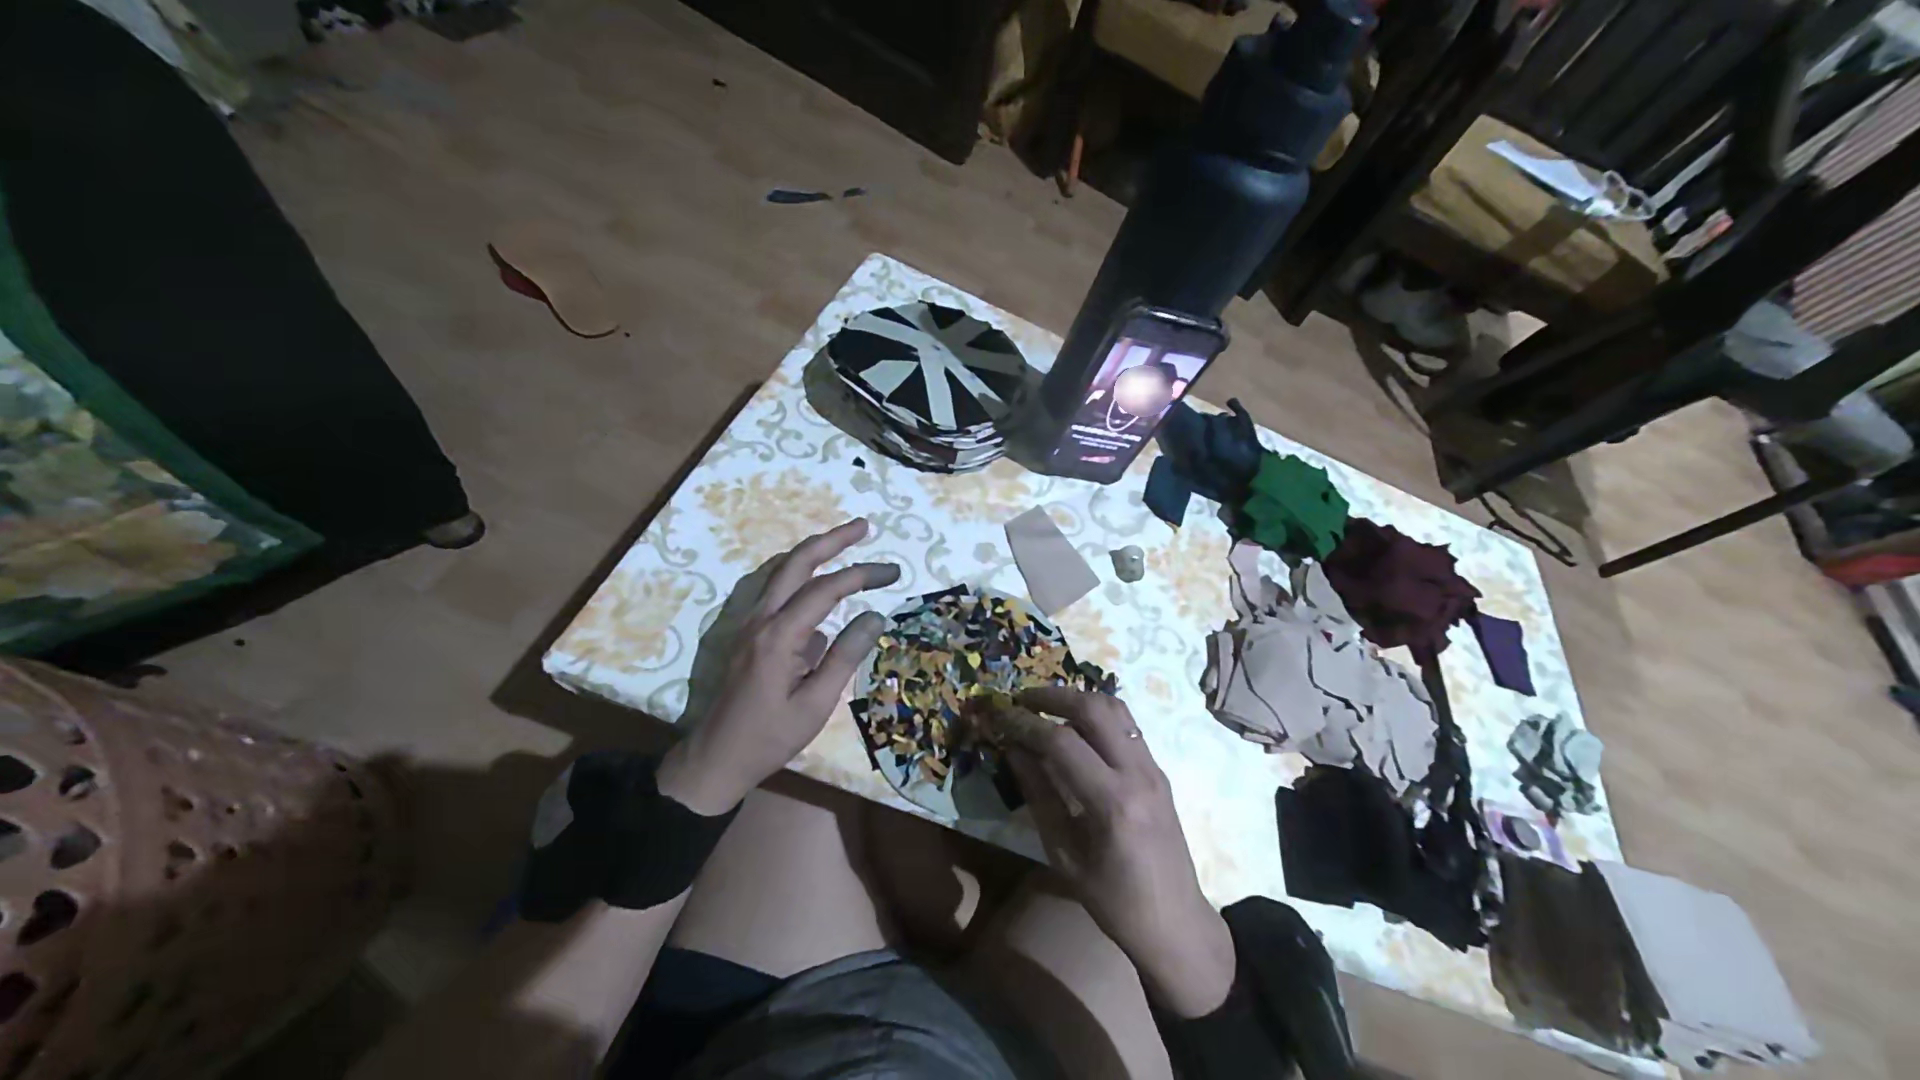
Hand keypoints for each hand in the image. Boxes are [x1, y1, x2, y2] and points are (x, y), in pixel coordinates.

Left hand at [657, 519, 899, 813]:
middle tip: (864, 526)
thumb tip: (874, 617)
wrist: (716, 758)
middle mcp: (760, 618)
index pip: (826, 589)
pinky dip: (800, 573)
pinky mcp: (748, 633)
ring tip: (845, 541)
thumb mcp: (816, 703)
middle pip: (796, 563)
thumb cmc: (770, 736)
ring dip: (814, 552)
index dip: (861, 575)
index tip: (893, 572)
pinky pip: (775, 590)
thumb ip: (845, 656)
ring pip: (782, 572)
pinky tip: (819, 582)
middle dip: (832, 540)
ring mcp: (750, 623)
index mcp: (779, 635)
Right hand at [1006, 687, 1235, 1017]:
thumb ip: (1039, 794)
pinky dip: (1097, 713)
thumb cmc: (1113, 901)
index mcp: (1112, 803)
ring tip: (1045, 706)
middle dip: (1051, 697)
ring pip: (1115, 708)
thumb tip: (1013, 749)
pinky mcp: (1159, 770)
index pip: (1061, 742)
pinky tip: (1074, 723)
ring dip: (1076, 699)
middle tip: (1020, 700)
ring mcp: (1153, 768)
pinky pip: (1126, 725)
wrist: (1175, 922)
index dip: (1024, 724)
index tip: (999, 716)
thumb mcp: (1063, 853)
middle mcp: (1138, 774)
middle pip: (1093, 709)